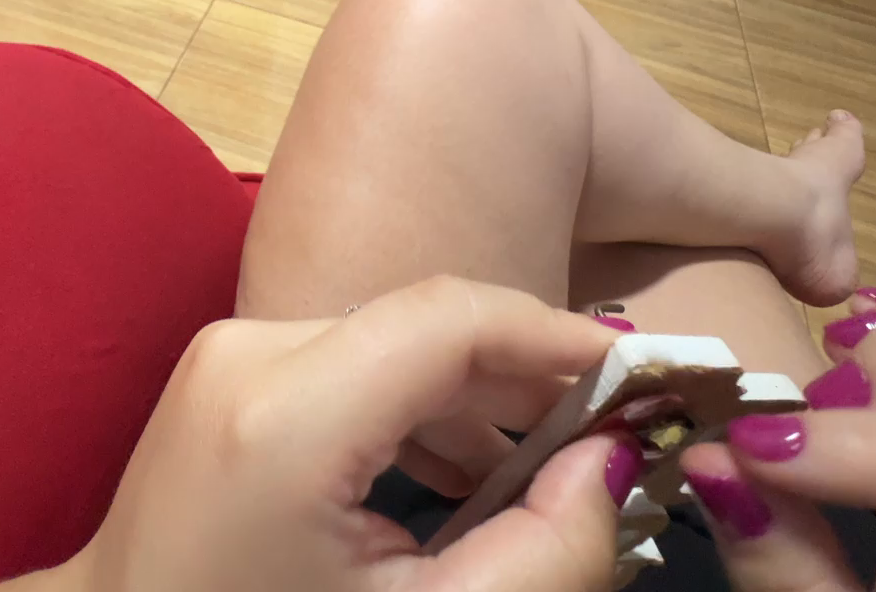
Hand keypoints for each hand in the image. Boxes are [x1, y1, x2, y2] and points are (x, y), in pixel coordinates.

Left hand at [57, 277, 641, 591]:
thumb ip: (542, 555)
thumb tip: (611, 463)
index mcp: (283, 413)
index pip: (448, 320)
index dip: (556, 334)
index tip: (643, 368)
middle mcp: (250, 348)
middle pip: (422, 326)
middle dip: (528, 372)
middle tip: (618, 428)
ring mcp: (232, 348)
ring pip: (392, 341)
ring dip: (478, 394)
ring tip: (558, 462)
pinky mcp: (232, 366)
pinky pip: (352, 364)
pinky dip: (421, 405)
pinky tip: (471, 469)